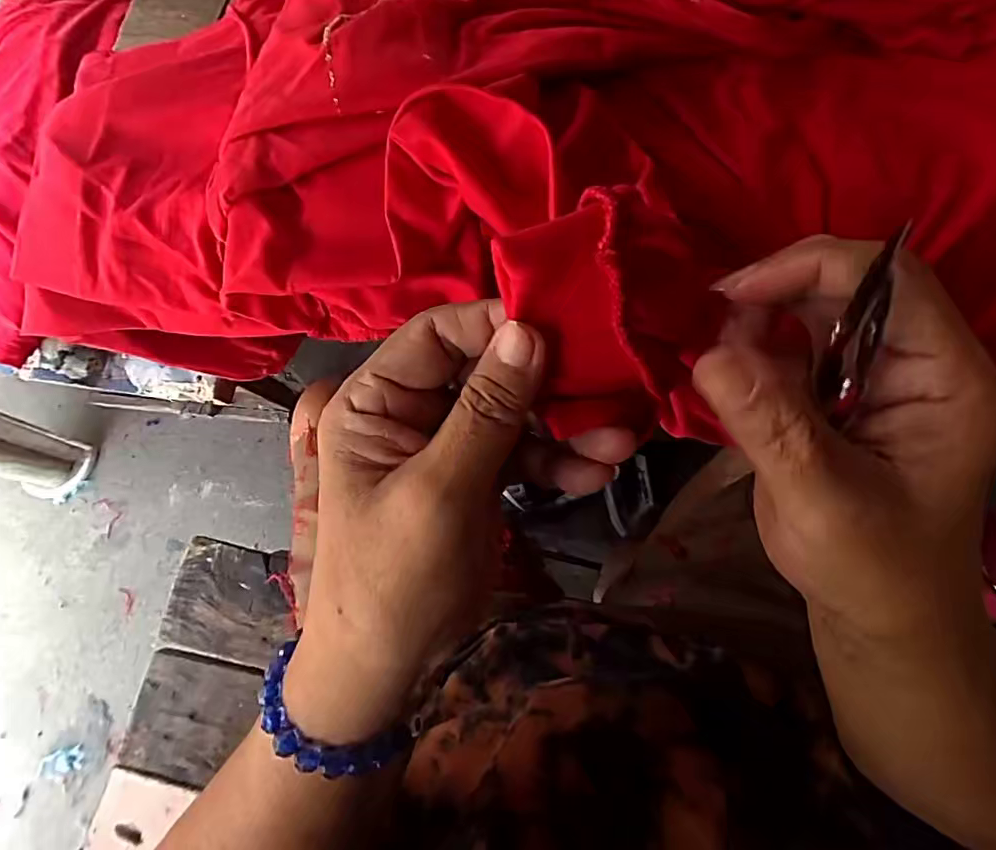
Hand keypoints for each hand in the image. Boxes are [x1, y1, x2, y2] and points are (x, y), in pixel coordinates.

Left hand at [283, 301, 635, 741]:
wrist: (389, 673)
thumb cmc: (393, 581)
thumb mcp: (438, 492)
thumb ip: (486, 412)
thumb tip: (527, 332)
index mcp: (374, 400)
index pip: (434, 334)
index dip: (491, 321)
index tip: (556, 322)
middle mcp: (408, 410)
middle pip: (483, 368)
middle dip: (544, 380)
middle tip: (605, 381)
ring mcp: (446, 442)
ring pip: (512, 410)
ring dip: (564, 424)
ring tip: (621, 438)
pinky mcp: (476, 474)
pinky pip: (522, 451)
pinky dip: (558, 459)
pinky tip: (598, 471)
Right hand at [692, 235, 995, 642]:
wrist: (880, 616)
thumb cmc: (874, 568)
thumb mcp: (823, 501)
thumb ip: (772, 427)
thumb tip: (709, 354)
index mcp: (945, 376)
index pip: (889, 279)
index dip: (811, 267)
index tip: (735, 296)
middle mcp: (915, 360)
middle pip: (846, 281)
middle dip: (774, 292)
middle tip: (714, 328)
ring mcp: (875, 372)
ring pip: (812, 305)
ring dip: (757, 318)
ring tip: (719, 359)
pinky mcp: (837, 389)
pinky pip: (790, 340)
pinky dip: (750, 344)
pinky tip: (726, 373)